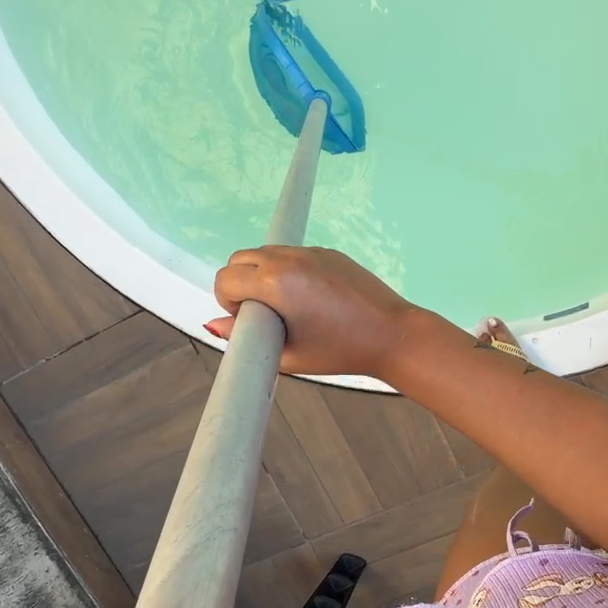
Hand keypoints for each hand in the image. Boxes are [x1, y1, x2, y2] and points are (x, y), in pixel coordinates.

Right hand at [208, 246, 422, 377]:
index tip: (248, 320)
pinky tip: (311, 299)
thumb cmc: (342, 351)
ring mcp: (312, 252)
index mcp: (275, 283)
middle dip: (240, 283)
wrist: (392, 335)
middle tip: (263, 313)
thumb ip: (246, 339)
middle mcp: (290, 259)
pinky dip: (290, 271)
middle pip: (240, 258)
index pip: (225, 278)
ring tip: (288, 307)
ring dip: (264, 274)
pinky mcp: (330, 252)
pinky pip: (295, 255)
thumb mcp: (289, 355)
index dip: (228, 302)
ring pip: (267, 253)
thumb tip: (215, 326)